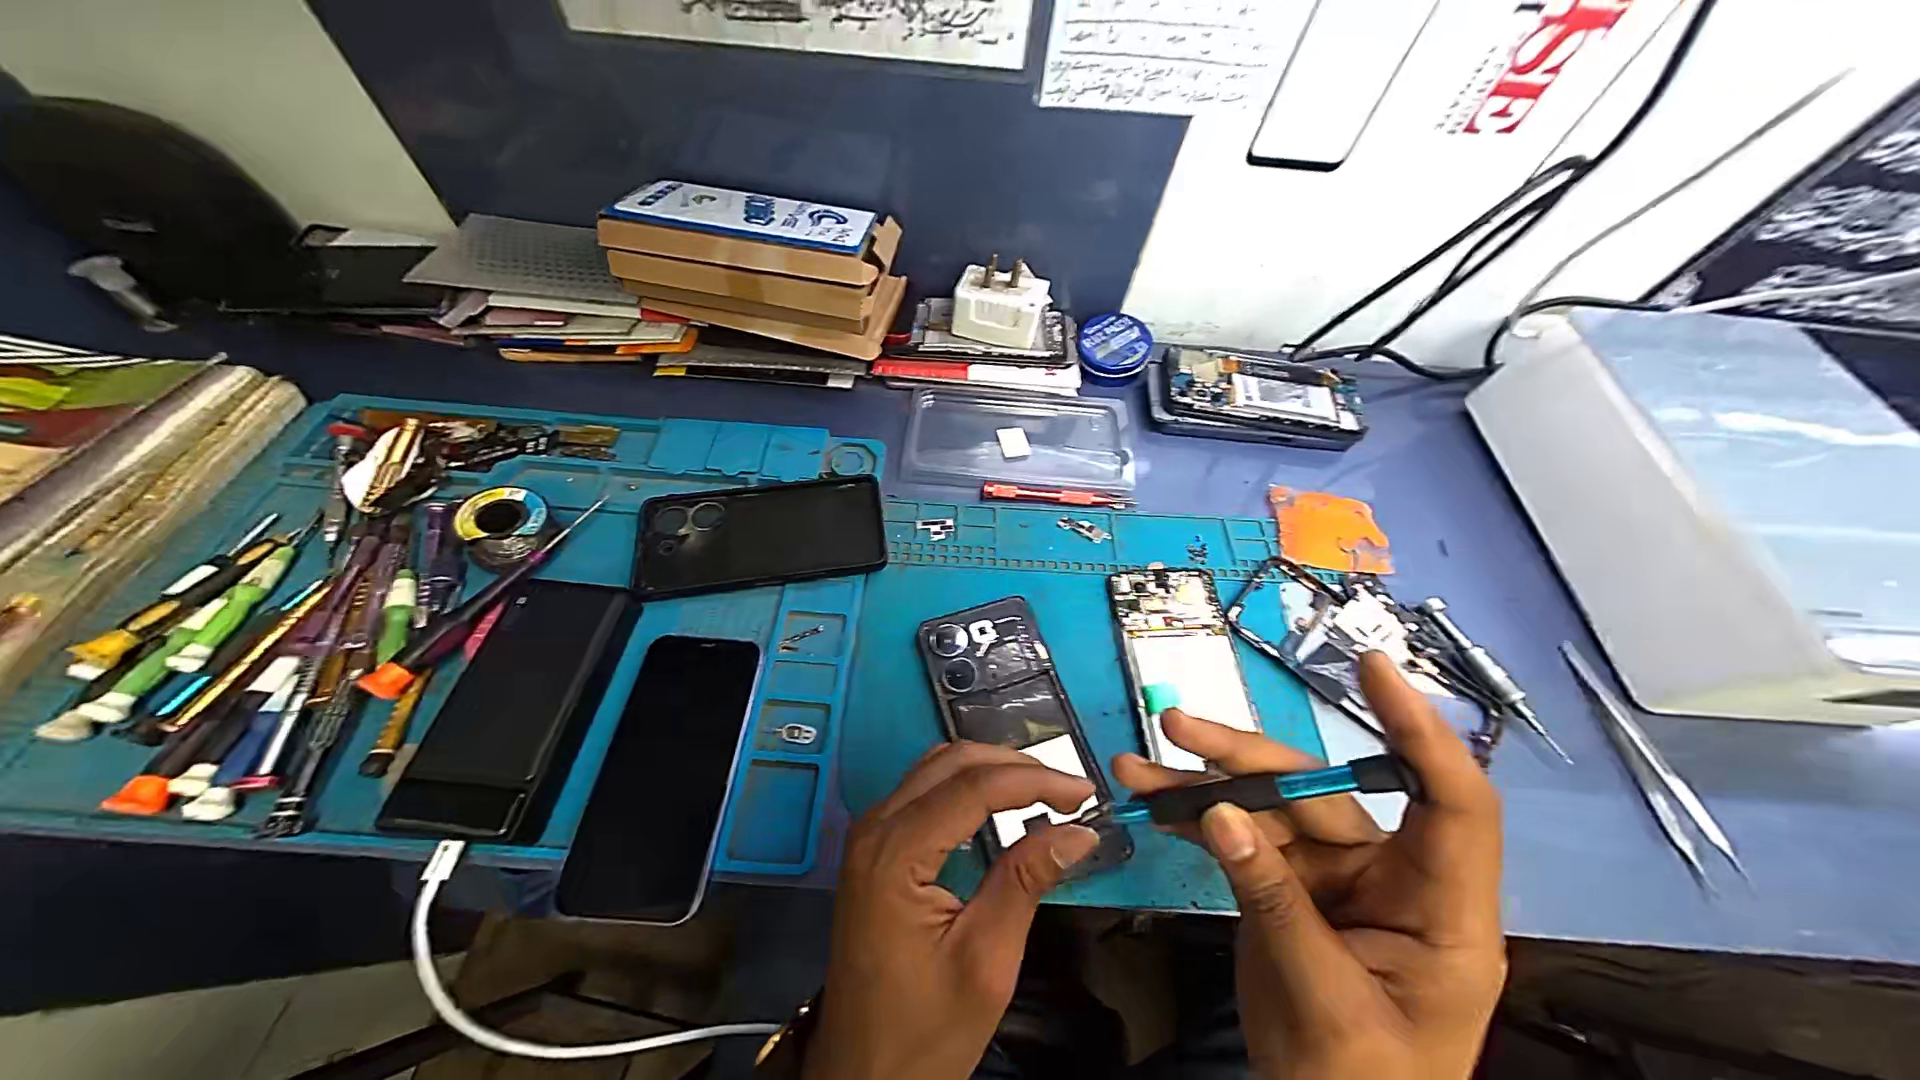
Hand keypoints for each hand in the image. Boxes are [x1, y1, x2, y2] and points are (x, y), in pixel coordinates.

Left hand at [803, 742, 1100, 1079]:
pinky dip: (968, 785)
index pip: (973, 787)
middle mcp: (875, 827)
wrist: (862, 1074)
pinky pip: (924, 790)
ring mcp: (870, 833)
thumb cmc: (923, 1029)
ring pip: (936, 767)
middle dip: (1015, 767)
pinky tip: (1000, 804)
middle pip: (952, 762)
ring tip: (1043, 792)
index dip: (1035, 781)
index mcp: (895, 853)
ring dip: (991, 769)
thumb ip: (1025, 882)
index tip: (1084, 792)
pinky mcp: (875, 846)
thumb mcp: (985, 961)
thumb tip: (1077, 831)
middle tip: (1067, 791)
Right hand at [1112, 651, 1505, 1079]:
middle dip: (1246, 757)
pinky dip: (1194, 819)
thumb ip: (1273, 902)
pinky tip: (1151, 804)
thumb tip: (1220, 814)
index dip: (1420, 732)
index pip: (1451, 803)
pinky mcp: (1286, 885)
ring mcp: (1332, 878)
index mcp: (1440, 909)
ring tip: (1138, 768)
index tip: (1375, 670)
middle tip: (1178, 727)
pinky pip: (1238, 837)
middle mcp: (1388, 876)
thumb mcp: (1322, 1002)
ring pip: (1267, 807)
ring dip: (1200, 785)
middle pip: (1320, 791)